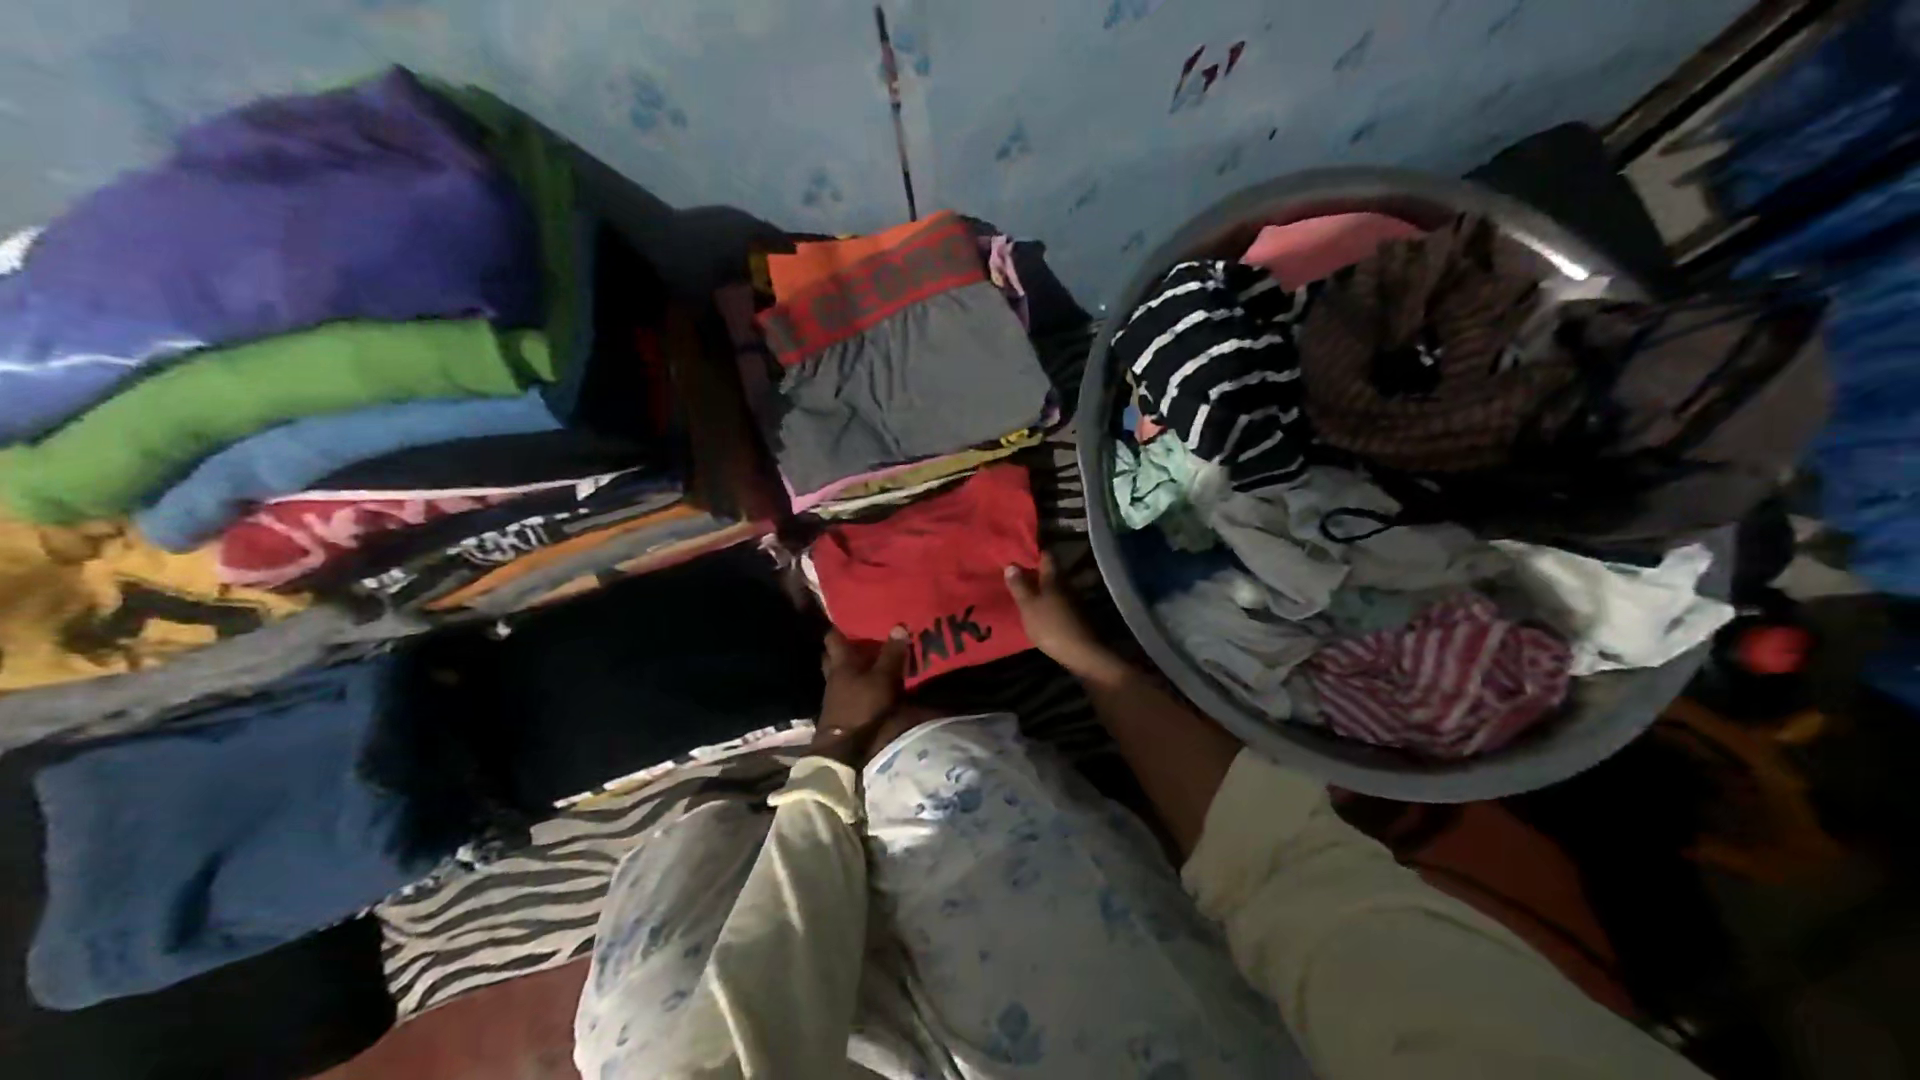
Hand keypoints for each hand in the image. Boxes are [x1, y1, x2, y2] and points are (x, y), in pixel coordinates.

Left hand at [812, 627, 909, 764]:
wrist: (843, 749)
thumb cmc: (862, 707)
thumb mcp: (883, 679)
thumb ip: (891, 654)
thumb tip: (898, 625)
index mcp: (841, 663)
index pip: (833, 637)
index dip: (839, 626)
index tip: (849, 616)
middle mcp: (833, 675)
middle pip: (832, 656)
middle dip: (843, 647)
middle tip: (860, 639)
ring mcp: (833, 695)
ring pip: (837, 674)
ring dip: (849, 668)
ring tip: (868, 661)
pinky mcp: (838, 711)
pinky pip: (844, 690)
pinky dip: (853, 685)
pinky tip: (866, 686)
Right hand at [1004, 554, 1129, 684]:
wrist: (1083, 653)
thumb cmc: (1052, 626)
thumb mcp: (1029, 606)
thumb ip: (1019, 586)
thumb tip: (1011, 565)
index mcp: (1054, 578)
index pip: (1046, 556)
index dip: (1034, 551)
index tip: (1019, 551)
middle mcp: (1066, 585)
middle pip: (1050, 572)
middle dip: (1034, 571)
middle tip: (1015, 572)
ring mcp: (1073, 600)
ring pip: (1054, 587)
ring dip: (1040, 588)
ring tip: (1023, 591)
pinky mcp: (1075, 615)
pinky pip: (1058, 602)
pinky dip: (1047, 601)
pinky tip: (1038, 608)